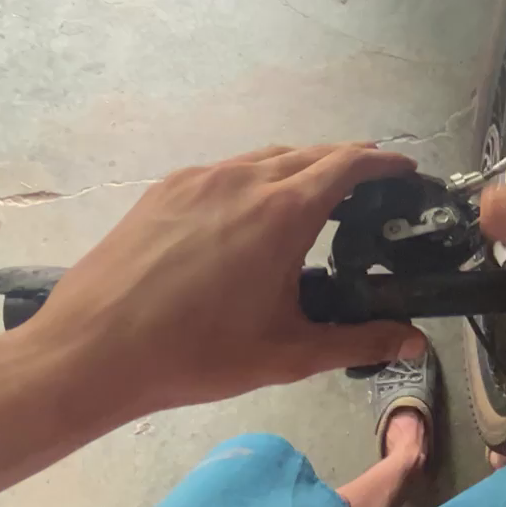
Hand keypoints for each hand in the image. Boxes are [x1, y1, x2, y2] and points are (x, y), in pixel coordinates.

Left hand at [15, 143, 425, 423]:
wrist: (89, 353)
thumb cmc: (199, 354)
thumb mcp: (291, 353)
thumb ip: (361, 341)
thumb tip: (416, 342)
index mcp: (284, 212)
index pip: (348, 164)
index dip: (384, 162)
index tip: (406, 169)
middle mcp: (245, 180)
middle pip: (312, 152)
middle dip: (349, 161)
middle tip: (373, 184)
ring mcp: (200, 178)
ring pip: (268, 157)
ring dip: (304, 166)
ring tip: (319, 192)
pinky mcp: (166, 189)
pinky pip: (229, 168)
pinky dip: (260, 176)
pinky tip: (255, 209)